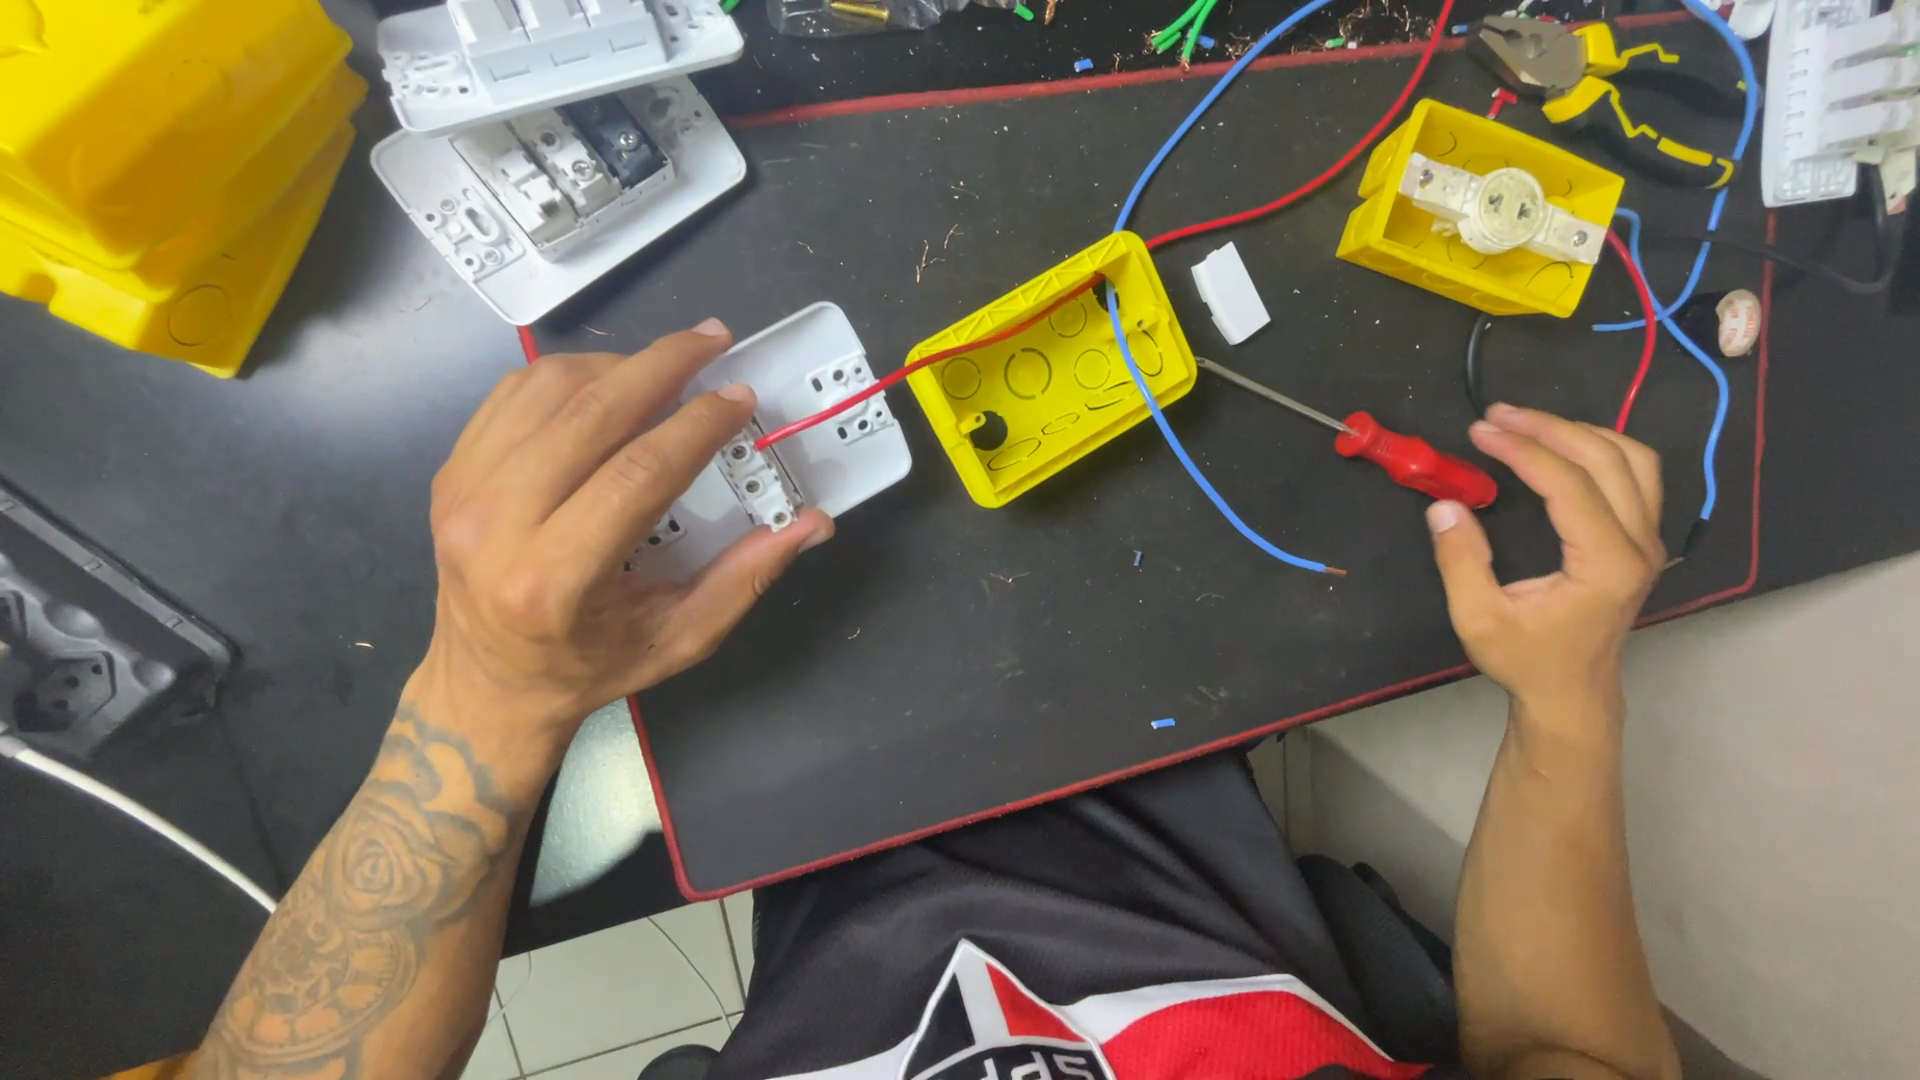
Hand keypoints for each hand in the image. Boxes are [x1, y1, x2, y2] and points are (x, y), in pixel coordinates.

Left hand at [412, 319, 833, 756]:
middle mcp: (495, 525)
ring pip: (549, 391)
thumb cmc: (594, 666)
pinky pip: (516, 394)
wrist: (490, 683)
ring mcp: (463, 492)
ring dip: (619, 364)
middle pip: (590, 414)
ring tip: (670, 365)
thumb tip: (813, 525)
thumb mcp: (682, 637)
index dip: (697, 426)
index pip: (637, 474)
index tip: (740, 399)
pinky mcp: (453, 471)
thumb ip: (747, 577)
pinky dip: (572, 374)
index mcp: (555, 579)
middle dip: (662, 366)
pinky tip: (614, 382)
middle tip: (713, 340)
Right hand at [1426, 404, 1663, 722]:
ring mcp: (1647, 542)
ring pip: (1634, 460)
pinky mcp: (1639, 542)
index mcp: (1605, 563)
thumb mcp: (1477, 618)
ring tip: (1526, 424)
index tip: (1479, 432)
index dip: (1524, 450)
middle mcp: (1638, 544)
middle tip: (1498, 416)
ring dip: (1580, 432)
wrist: (1571, 694)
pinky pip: (1634, 476)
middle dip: (1551, 428)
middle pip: (1611, 458)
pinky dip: (1597, 449)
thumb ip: (1461, 561)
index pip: (1570, 485)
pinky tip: (1560, 447)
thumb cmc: (1525, 660)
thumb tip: (1443, 507)